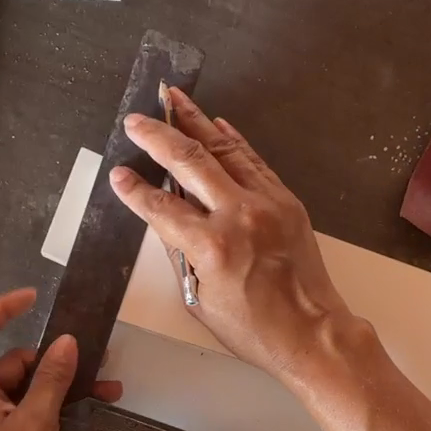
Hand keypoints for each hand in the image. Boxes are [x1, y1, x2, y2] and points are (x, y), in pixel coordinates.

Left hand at [0, 289, 120, 430]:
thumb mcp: (36, 423)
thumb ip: (52, 379)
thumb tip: (67, 342)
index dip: (3, 308)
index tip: (36, 298)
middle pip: (11, 361)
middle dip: (52, 362)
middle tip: (95, 364)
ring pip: (25, 387)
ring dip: (61, 386)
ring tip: (106, 390)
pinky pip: (28, 409)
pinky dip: (54, 406)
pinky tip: (90, 408)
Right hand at [109, 88, 360, 384]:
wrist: (311, 332)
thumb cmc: (253, 330)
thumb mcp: (200, 301)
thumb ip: (181, 256)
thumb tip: (167, 223)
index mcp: (211, 247)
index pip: (161, 208)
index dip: (135, 191)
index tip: (118, 174)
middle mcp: (238, 216)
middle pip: (190, 162)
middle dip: (158, 137)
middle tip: (137, 120)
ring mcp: (266, 203)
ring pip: (224, 150)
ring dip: (196, 121)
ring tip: (173, 98)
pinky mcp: (286, 201)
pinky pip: (253, 161)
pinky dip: (233, 140)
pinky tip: (215, 123)